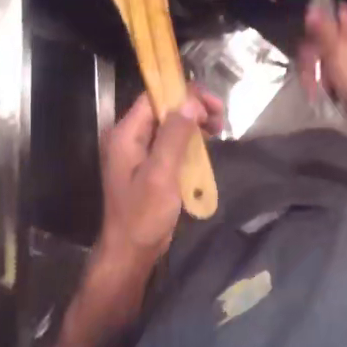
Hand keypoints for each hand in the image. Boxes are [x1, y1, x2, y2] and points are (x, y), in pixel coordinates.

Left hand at [93, 87, 223, 274]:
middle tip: (220, 116)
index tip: (211, 105)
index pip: (154, 97)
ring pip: (169, 125)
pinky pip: (170, 143)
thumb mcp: (161, 174)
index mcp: (126, 134)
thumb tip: (190, 102)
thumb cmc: (143, 214)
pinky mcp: (149, 167)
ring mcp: (138, 153)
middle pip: (163, 108)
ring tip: (218, 128)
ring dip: (194, 122)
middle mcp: (129, 138)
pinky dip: (189, 140)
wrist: (130, 252)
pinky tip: (207, 144)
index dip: (183, 94)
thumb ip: (174, 136)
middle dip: (192, 107)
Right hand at [302, 4, 346, 140]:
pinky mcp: (344, 85)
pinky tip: (318, 94)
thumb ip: (323, 27)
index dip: (319, 21)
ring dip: (313, 73)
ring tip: (317, 85)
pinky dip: (318, 86)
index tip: (310, 33)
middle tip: (312, 64)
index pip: (335, 14)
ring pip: (319, 61)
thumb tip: (312, 7)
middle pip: (322, 40)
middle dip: (312, 54)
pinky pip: (323, 79)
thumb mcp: (337, 49)